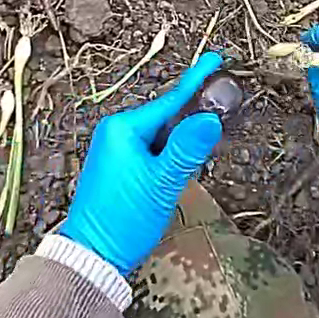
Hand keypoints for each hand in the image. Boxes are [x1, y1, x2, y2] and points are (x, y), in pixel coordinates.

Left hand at [61, 52, 224, 274]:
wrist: (93, 258)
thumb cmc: (121, 220)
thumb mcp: (160, 182)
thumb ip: (186, 149)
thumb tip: (209, 119)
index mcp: (124, 129)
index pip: (170, 100)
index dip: (197, 81)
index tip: (215, 59)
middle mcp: (119, 133)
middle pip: (169, 116)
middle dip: (196, 117)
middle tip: (225, 111)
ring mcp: (120, 150)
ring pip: (165, 134)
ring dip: (186, 139)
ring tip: (212, 141)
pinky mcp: (124, 166)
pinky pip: (157, 149)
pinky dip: (175, 153)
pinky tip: (189, 162)